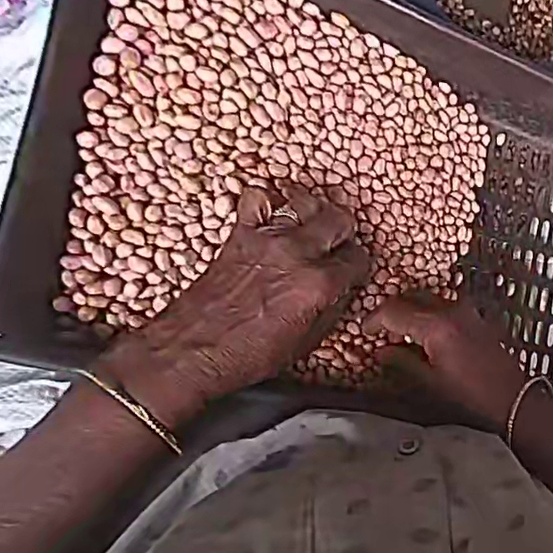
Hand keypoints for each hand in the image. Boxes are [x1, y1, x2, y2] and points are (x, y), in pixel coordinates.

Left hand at [99, 184, 369, 425]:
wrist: (195, 349)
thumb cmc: (249, 353)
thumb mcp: (308, 340)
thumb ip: (332, 307)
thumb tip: (343, 290)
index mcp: (319, 285)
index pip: (357, 259)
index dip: (357, 268)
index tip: (352, 274)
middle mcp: (296, 254)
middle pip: (338, 220)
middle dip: (344, 234)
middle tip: (338, 248)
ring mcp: (266, 239)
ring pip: (305, 202)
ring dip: (314, 214)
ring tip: (312, 230)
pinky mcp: (239, 234)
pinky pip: (258, 199)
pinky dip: (269, 205)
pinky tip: (273, 222)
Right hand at [367, 292, 529, 430]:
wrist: (513, 398)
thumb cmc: (473, 394)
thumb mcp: (431, 381)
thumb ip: (402, 361)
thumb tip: (381, 351)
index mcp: (436, 326)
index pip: (393, 311)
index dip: (374, 320)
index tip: (365, 331)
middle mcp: (451, 311)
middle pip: (409, 298)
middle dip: (390, 312)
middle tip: (379, 332)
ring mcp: (467, 311)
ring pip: (427, 298)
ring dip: (410, 310)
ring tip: (400, 334)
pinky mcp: (476, 317)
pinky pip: (445, 305)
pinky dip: (429, 313)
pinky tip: (425, 335)